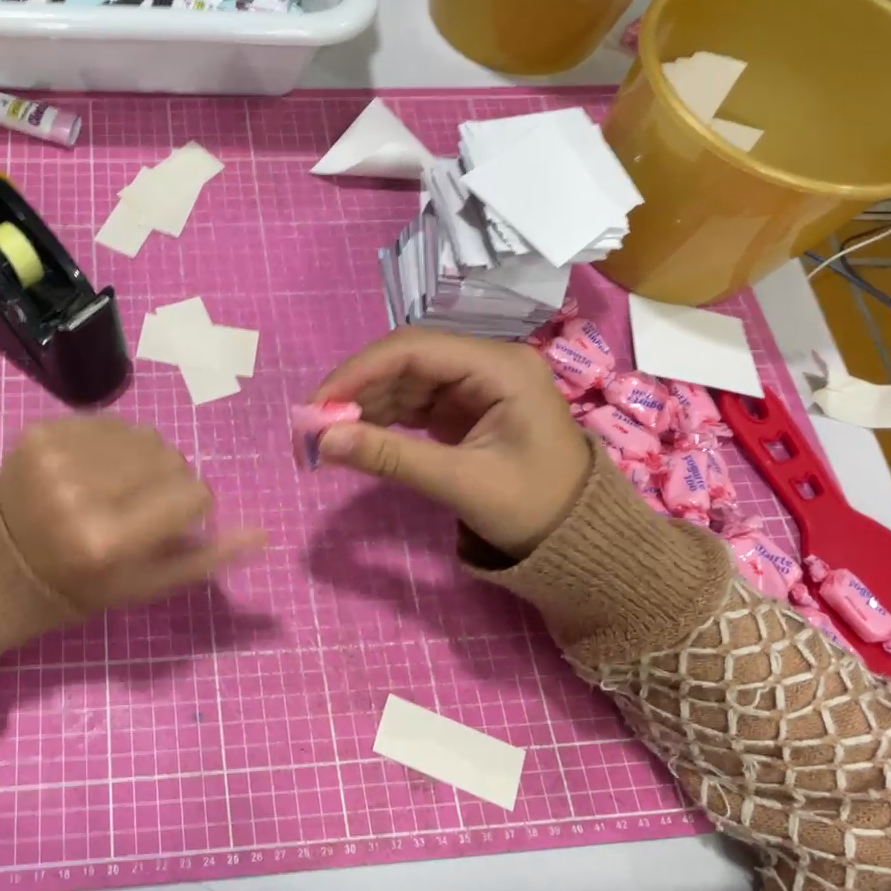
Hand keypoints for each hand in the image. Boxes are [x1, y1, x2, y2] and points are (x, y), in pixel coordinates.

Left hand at [0, 417, 264, 616]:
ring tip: (112, 488)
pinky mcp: (38, 430)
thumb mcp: (139, 588)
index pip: (194, 494)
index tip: (167, 523)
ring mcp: (55, 455)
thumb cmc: (72, 588)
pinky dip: (109, 446)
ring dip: (141, 460)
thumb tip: (263, 534)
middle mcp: (82, 490)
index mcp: (109, 539)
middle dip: (167, 482)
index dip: (191, 508)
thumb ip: (203, 560)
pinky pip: (107, 423)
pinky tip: (87, 471)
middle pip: (171, 457)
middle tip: (138, 508)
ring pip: (143, 435)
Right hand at [311, 328, 592, 558]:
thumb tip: (322, 441)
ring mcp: (475, 386)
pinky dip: (381, 419)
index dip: (359, 372)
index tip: (317, 404)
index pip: (414, 349)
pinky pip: (412, 404)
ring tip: (325, 436)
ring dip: (363, 405)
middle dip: (356, 390)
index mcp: (500, 367)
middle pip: (405, 361)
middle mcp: (486, 364)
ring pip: (404, 382)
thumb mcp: (460, 482)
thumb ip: (390, 457)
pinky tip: (354, 436)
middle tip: (312, 425)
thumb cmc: (533, 508)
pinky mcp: (465, 409)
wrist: (578, 541)